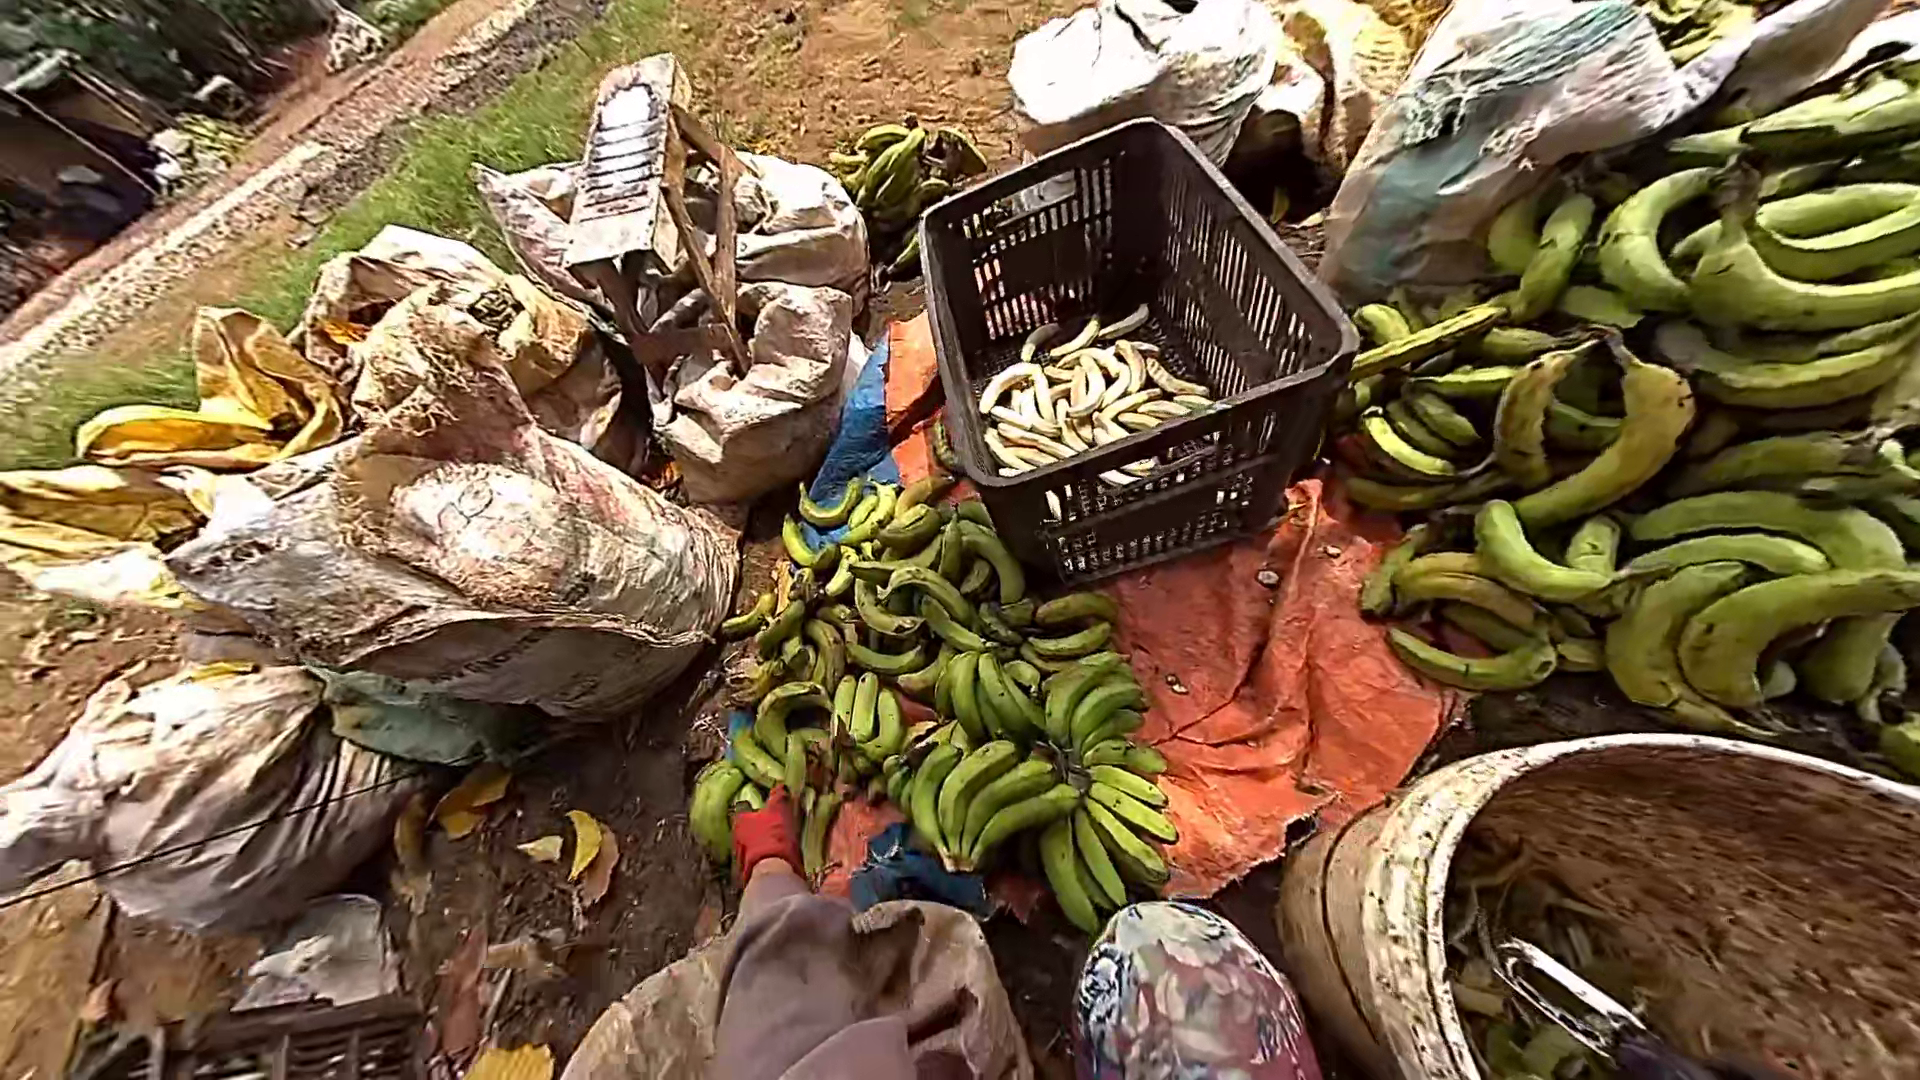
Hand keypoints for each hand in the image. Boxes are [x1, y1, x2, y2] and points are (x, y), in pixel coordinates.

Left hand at [731, 785, 801, 882]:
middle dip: (757, 825)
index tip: (764, 805)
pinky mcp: (749, 872)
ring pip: (750, 844)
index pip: (743, 808)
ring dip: (760, 842)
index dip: (753, 806)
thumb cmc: (774, 836)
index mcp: (740, 821)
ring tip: (776, 840)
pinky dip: (763, 856)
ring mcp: (740, 858)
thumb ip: (779, 797)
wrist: (773, 871)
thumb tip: (780, 786)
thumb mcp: (780, 810)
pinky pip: (756, 859)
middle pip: (746, 828)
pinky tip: (775, 855)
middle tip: (772, 822)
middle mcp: (735, 838)